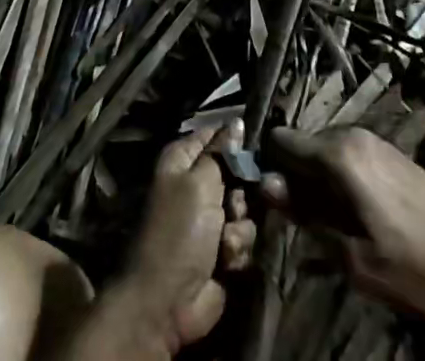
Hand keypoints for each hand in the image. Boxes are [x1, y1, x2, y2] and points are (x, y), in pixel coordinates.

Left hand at [90, 122, 256, 358]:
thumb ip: (221, 153)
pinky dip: (238, 250)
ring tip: (225, 242)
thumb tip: (237, 122)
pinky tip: (227, 262)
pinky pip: (245, 237)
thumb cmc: (178, 232)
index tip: (257, 146)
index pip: (217, 136)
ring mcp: (210, 219)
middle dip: (243, 192)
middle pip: (238, 173)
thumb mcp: (199, 184)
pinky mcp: (223, 250)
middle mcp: (196, 184)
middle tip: (232, 205)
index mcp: (182, 161)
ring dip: (240, 226)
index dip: (237, 141)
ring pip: (246, 208)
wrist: (167, 302)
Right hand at [259, 126, 424, 321]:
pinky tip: (355, 218)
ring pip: (327, 153)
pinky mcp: (394, 155)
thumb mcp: (351, 254)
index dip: (269, 168)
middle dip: (295, 177)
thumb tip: (266, 184)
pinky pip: (350, 158)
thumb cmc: (413, 266)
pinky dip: (341, 181)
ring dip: (319, 182)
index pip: (281, 140)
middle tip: (301, 222)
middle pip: (303, 145)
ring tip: (329, 225)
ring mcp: (377, 143)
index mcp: (339, 153)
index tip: (271, 202)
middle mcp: (355, 135)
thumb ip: (305, 214)